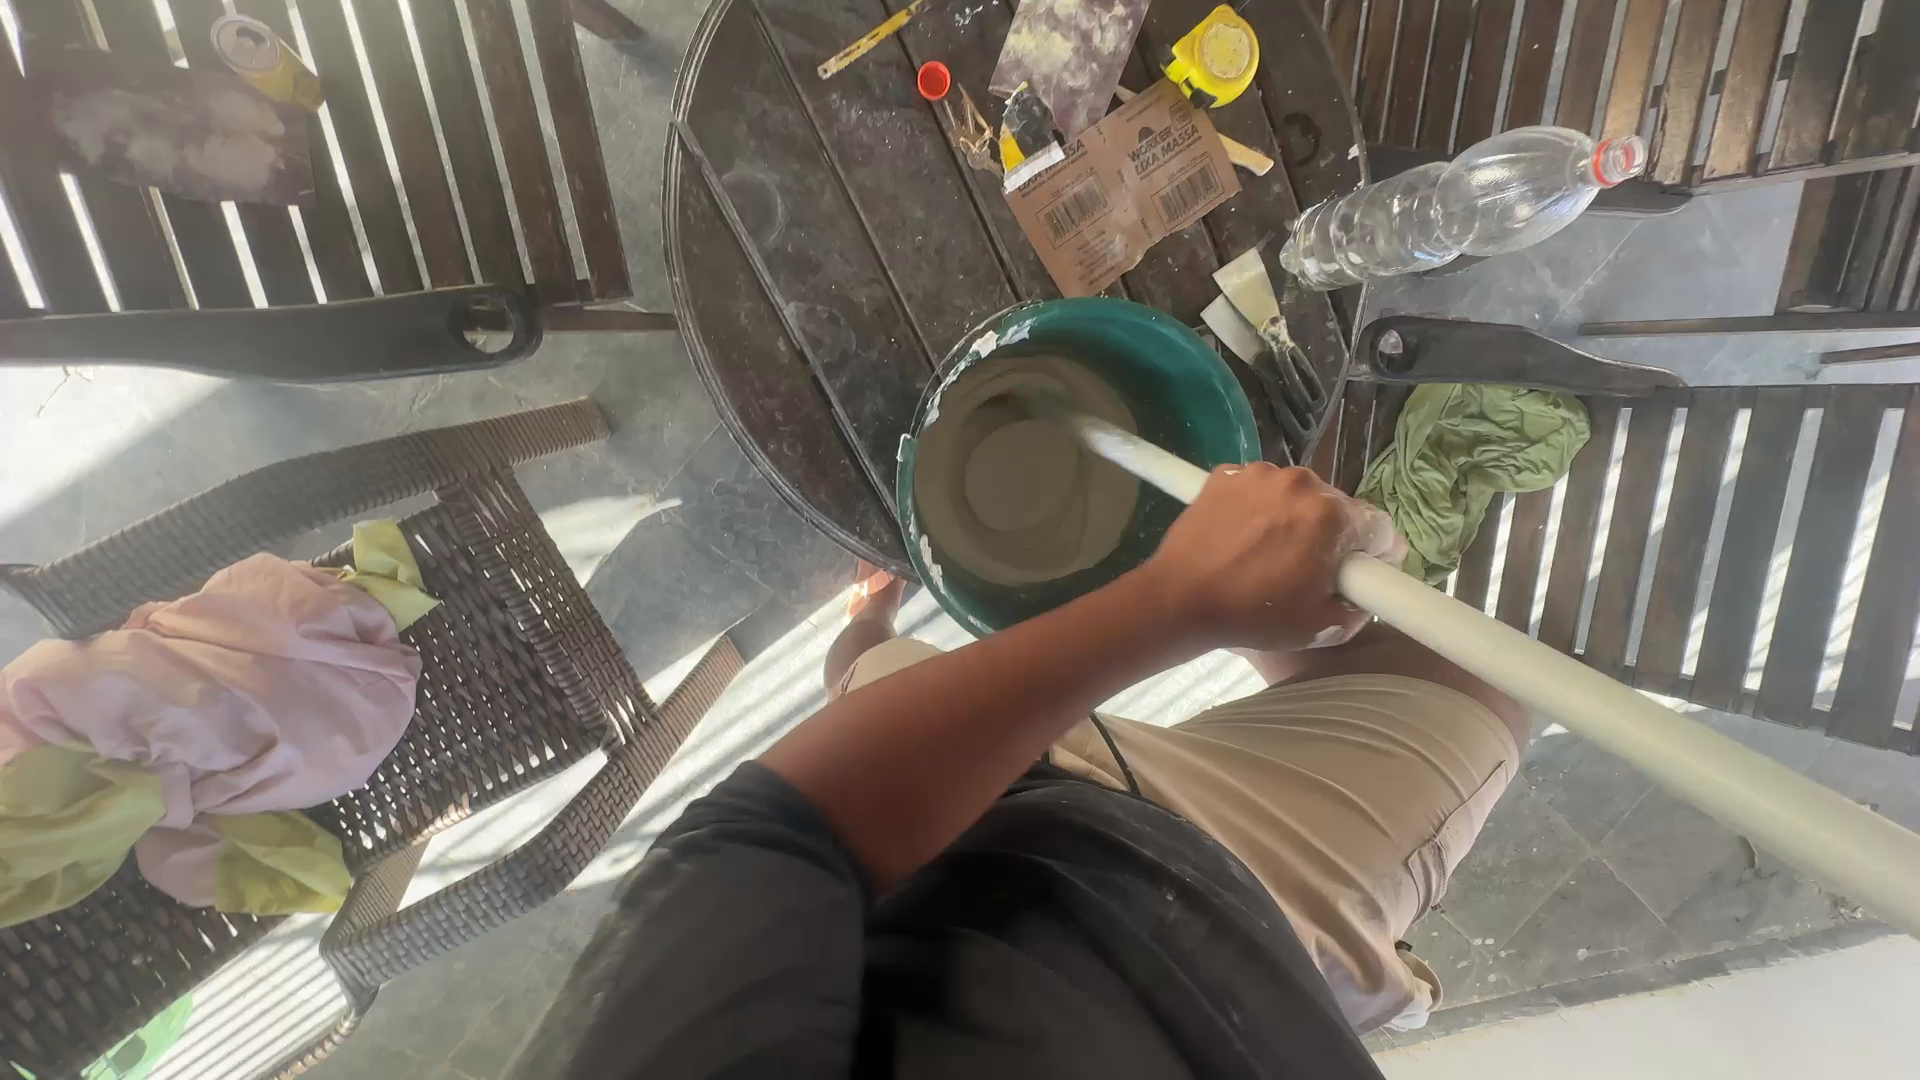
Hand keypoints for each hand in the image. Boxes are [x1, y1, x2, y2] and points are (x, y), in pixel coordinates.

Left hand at [1135, 463, 1405, 651]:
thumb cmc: (1251, 614)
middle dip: (1330, 534)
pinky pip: (1256, 489)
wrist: (1178, 598)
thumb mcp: (1319, 626)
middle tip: (1307, 566)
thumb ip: (1358, 608)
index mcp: (1332, 516)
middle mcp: (1300, 483)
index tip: (1359, 572)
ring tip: (1267, 550)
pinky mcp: (1224, 476)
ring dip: (1291, 516)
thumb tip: (1365, 595)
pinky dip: (1255, 506)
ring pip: (1294, 494)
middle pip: (1335, 506)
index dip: (1376, 553)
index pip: (1379, 527)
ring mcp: (1258, 475)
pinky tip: (1241, 534)